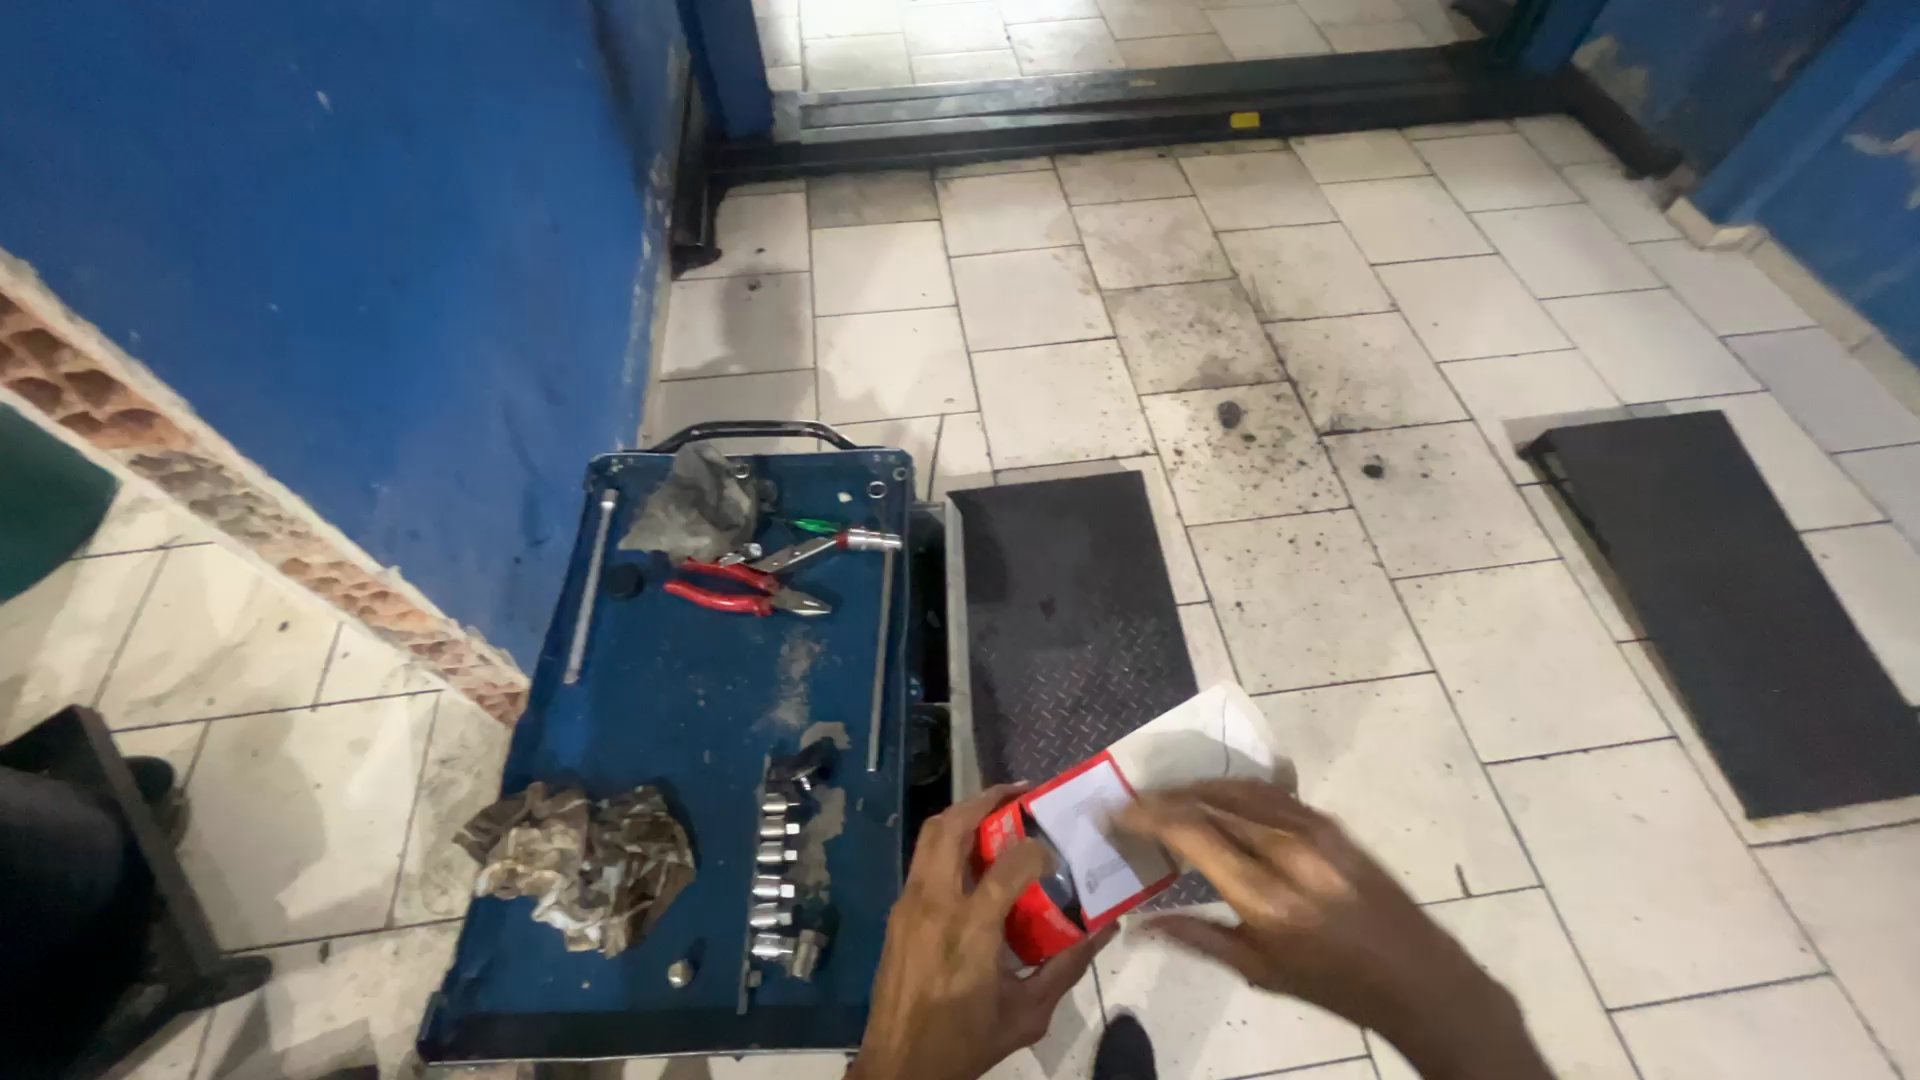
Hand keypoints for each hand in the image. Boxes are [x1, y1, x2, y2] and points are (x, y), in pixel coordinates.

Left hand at [850, 783, 1116, 1079]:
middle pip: (953, 827)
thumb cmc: (967, 1040)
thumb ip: (1068, 965)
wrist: (900, 1065)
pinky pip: (923, 856)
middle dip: (987, 799)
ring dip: (964, 812)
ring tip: (997, 809)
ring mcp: (909, 901)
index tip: (1054, 851)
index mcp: (970, 929)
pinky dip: (949, 839)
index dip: (1036, 849)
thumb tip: (1105, 926)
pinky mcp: (898, 908)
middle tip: (1021, 793)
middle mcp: (935, 902)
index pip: (1008, 866)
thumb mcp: (1029, 1012)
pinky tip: (973, 851)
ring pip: (931, 833)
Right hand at [1117, 780, 1551, 1079]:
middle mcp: (1286, 851)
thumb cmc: (1333, 983)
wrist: (1420, 978)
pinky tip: (1211, 794)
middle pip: (1208, 803)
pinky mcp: (1328, 820)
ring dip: (1192, 788)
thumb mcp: (1259, 970)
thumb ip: (1196, 937)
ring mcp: (1311, 829)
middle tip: (1131, 803)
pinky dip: (1228, 788)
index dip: (1147, 817)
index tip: (1116, 814)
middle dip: (1162, 799)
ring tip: (1163, 796)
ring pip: (1234, 789)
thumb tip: (1139, 924)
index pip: (1192, 833)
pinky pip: (1265, 791)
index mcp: (1266, 896)